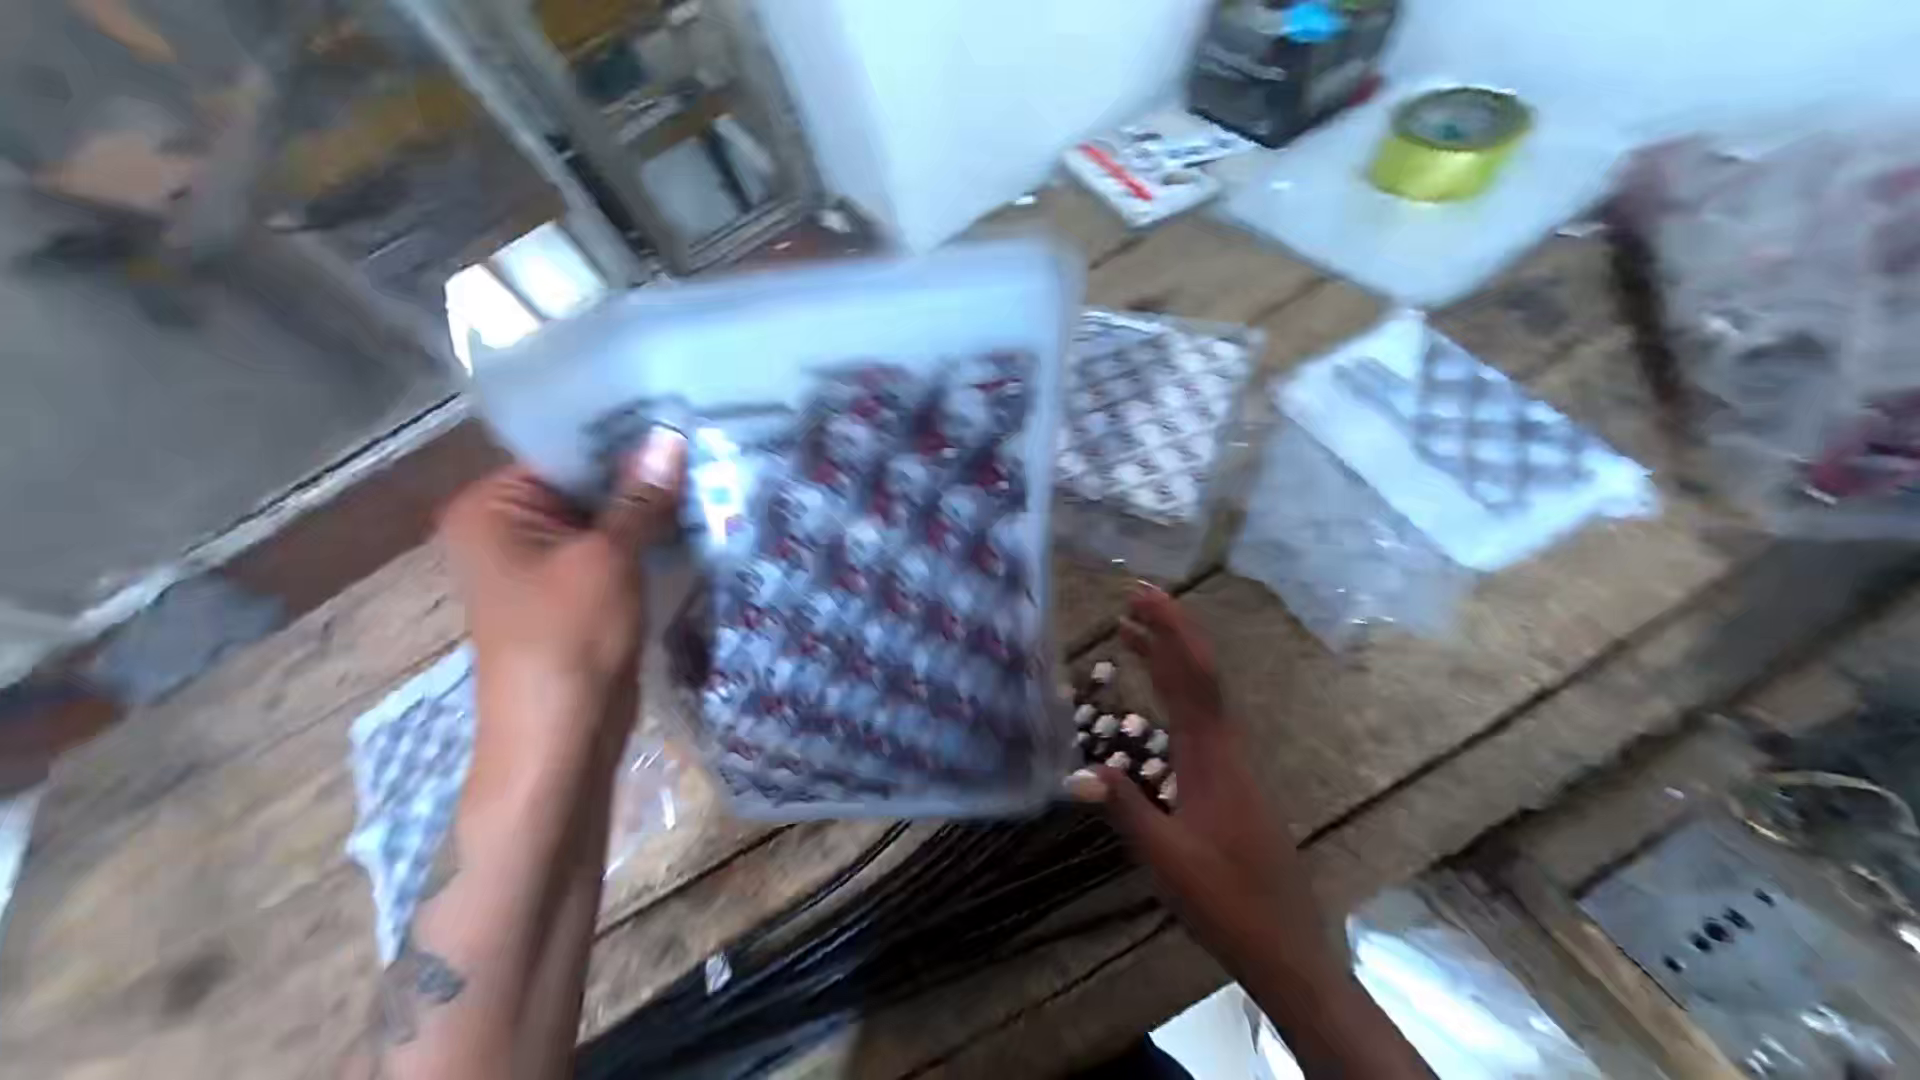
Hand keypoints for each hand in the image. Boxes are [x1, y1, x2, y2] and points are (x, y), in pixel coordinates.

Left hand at [438, 429, 687, 763]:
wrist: (561, 734)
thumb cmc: (570, 638)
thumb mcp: (609, 558)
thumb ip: (640, 498)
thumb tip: (670, 437)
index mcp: (492, 507)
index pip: (565, 451)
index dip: (623, 437)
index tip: (679, 420)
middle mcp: (508, 526)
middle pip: (586, 484)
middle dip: (643, 475)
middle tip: (703, 447)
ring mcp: (541, 561)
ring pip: (605, 518)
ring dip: (650, 509)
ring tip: (708, 477)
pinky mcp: (573, 589)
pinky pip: (613, 549)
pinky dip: (647, 539)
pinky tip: (693, 521)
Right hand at [1067, 587, 1341, 982]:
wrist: (1288, 948)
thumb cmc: (1227, 903)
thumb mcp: (1167, 861)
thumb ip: (1125, 811)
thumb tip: (1076, 771)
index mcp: (1213, 759)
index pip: (1192, 678)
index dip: (1170, 632)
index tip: (1144, 597)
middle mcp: (1226, 750)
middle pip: (1198, 676)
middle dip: (1168, 632)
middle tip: (1133, 597)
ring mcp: (1230, 765)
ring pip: (1200, 697)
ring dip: (1169, 660)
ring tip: (1133, 633)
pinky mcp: (1229, 782)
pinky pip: (1199, 721)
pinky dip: (1174, 694)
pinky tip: (1157, 699)